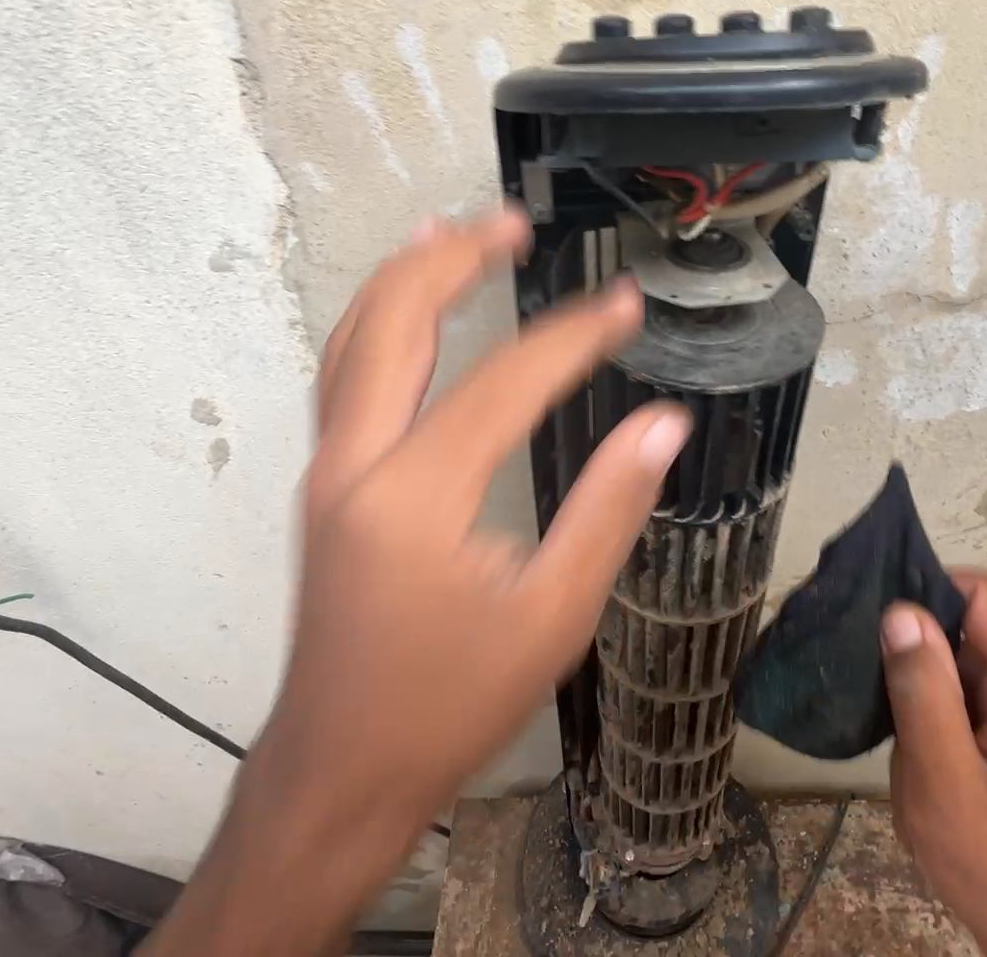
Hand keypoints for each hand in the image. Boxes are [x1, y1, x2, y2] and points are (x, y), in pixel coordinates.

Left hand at [276, 206, 687, 821]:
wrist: (343, 764)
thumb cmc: (451, 703)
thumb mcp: (553, 618)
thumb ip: (608, 511)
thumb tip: (663, 426)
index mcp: (416, 497)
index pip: (503, 382)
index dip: (572, 336)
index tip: (624, 304)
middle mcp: (356, 465)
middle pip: (394, 324)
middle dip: (453, 259)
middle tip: (512, 222)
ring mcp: (327, 473)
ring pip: (353, 343)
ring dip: (404, 279)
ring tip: (453, 233)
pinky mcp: (323, 488)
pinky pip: (344, 379)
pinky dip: (377, 325)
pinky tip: (406, 310)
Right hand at [881, 571, 986, 956]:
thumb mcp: (947, 785)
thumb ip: (923, 694)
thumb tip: (901, 610)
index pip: (982, 595)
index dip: (926, 587)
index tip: (866, 610)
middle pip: (972, 635)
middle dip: (914, 648)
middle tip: (857, 675)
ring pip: (967, 679)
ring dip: (922, 695)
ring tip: (880, 726)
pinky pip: (976, 717)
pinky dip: (938, 725)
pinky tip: (913, 763)